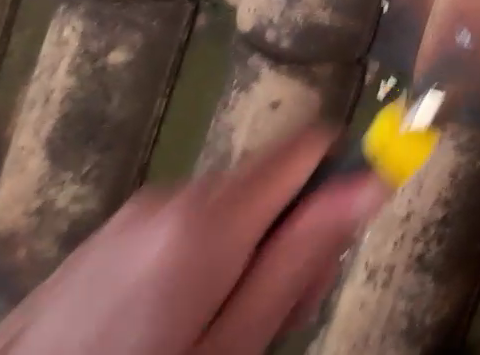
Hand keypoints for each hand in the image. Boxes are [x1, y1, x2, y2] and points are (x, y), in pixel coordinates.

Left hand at [0, 127, 388, 354]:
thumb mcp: (237, 338)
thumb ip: (305, 252)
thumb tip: (376, 179)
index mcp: (210, 216)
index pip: (313, 144)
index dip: (338, 183)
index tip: (328, 245)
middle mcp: (173, 195)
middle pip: (276, 179)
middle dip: (291, 231)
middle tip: (274, 309)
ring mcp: (131, 215)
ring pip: (233, 204)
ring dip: (248, 248)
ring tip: (216, 325)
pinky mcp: (103, 236)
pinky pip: (185, 223)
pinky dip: (201, 258)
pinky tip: (172, 322)